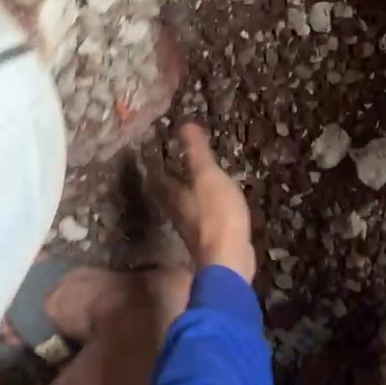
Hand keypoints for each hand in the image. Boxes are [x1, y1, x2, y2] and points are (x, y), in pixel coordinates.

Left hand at [169, 124, 256, 281]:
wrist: (230, 261)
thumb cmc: (217, 215)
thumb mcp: (208, 177)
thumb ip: (197, 152)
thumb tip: (184, 124)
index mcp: (174, 196)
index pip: (158, 177)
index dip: (155, 164)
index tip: (156, 151)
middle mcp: (178, 213)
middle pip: (167, 195)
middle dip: (169, 181)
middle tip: (173, 165)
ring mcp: (193, 229)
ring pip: (183, 207)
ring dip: (186, 196)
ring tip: (194, 183)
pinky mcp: (209, 240)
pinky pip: (202, 219)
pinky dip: (203, 209)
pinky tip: (214, 207)